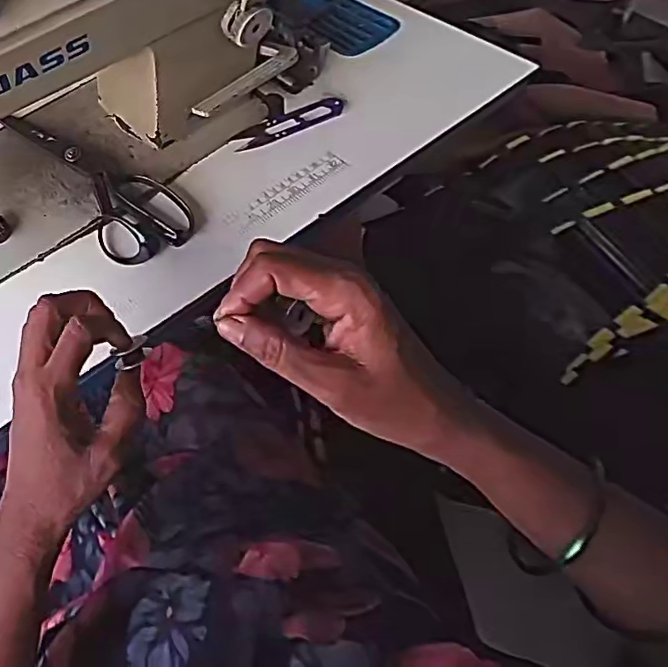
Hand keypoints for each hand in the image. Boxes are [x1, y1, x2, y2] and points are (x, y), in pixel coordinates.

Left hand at [0, 292, 143, 552]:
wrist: (30, 510)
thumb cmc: (62, 487)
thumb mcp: (110, 454)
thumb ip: (128, 407)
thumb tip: (134, 370)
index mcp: (49, 389)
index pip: (76, 329)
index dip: (108, 326)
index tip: (125, 344)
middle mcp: (30, 376)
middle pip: (46, 309)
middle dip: (82, 302)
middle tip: (108, 318)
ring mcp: (23, 377)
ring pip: (36, 317)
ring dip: (69, 311)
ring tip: (98, 325)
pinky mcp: (23, 383)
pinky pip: (36, 336)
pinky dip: (61, 326)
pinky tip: (84, 342)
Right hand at [213, 240, 473, 459]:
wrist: (438, 413)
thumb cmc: (400, 402)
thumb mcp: (329, 385)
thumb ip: (273, 351)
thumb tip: (231, 327)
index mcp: (346, 292)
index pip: (272, 266)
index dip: (240, 292)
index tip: (229, 321)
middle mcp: (345, 276)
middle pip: (270, 255)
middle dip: (243, 287)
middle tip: (235, 324)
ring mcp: (342, 280)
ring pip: (277, 262)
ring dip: (256, 291)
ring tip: (252, 329)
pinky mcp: (339, 290)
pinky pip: (292, 277)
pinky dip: (271, 296)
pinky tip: (273, 328)